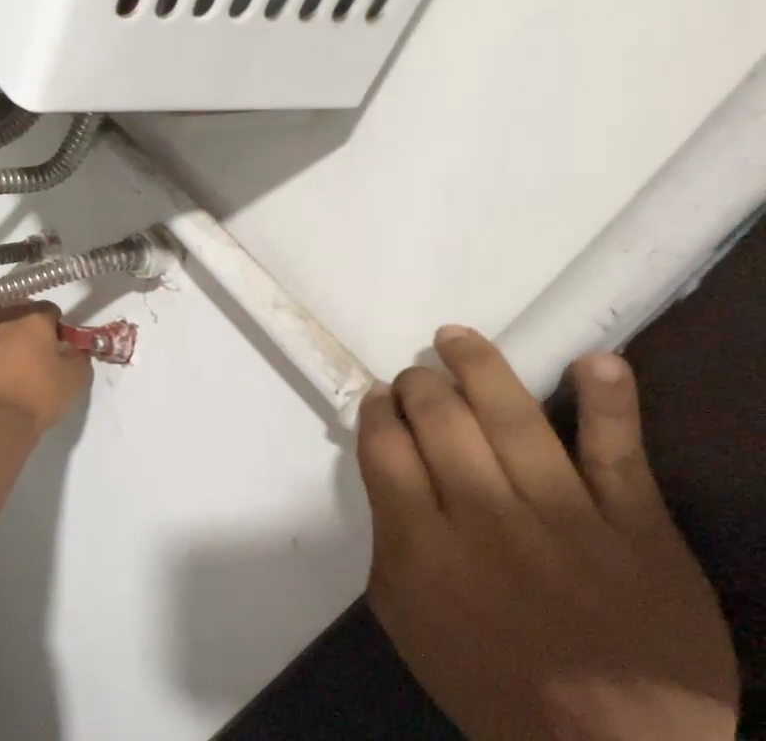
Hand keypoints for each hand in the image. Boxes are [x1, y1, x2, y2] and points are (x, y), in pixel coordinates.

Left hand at [0, 302, 91, 433]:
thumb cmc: (39, 397)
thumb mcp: (75, 379)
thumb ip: (79, 356)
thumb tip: (74, 347)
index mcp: (34, 318)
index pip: (48, 308)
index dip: (54, 324)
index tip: (54, 342)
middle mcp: (3, 314)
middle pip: (16, 304)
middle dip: (24, 317)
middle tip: (28, 342)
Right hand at [359, 326, 737, 740]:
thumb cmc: (492, 680)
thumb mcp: (404, 616)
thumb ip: (392, 542)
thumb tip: (392, 481)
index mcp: (420, 542)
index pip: (385, 446)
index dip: (377, 409)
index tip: (379, 398)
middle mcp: (485, 516)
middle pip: (440, 421)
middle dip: (419, 385)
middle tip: (417, 375)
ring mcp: (566, 517)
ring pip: (514, 421)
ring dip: (480, 368)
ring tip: (456, 337)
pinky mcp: (639, 528)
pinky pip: (620, 454)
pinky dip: (610, 404)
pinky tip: (595, 361)